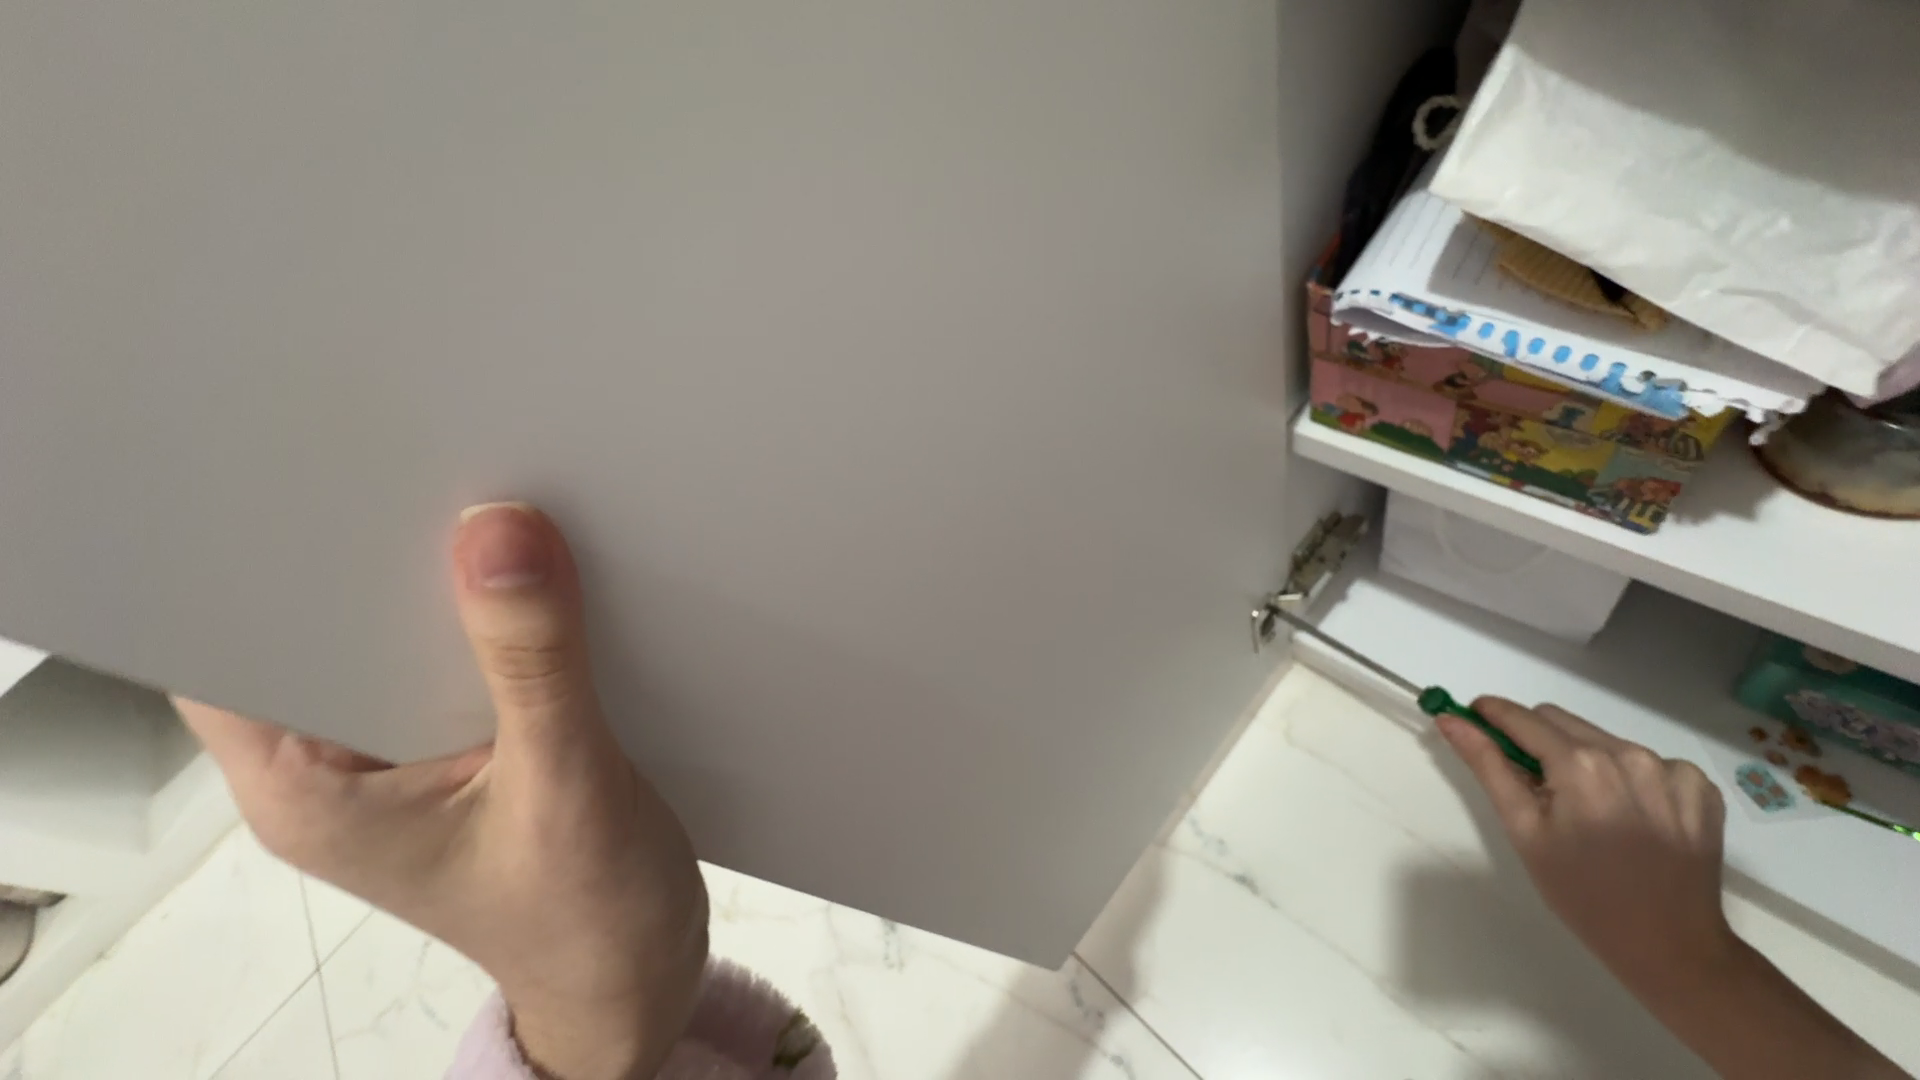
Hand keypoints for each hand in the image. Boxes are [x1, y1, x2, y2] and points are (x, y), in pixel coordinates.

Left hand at [177, 503, 706, 1079]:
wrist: (639, 970)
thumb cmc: (586, 915)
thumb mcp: (562, 788)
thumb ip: (533, 664)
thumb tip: (499, 532)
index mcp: (312, 786)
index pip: (241, 645)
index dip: (272, 556)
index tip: (337, 473)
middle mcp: (349, 759)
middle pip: (333, 626)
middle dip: (386, 554)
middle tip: (444, 471)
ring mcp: (418, 751)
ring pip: (414, 635)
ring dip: (459, 582)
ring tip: (505, 510)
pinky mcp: (480, 742)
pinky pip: (477, 655)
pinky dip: (511, 615)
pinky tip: (552, 579)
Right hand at [1437, 698, 1734, 999]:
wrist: (1670, 945)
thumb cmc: (1580, 891)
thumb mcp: (1522, 829)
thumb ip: (1487, 765)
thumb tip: (1451, 720)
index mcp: (1581, 765)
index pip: (1521, 717)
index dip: (1490, 714)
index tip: (1472, 719)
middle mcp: (1629, 755)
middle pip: (1560, 720)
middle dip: (1535, 739)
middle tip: (1529, 782)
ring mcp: (1672, 770)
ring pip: (1600, 738)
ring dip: (1580, 757)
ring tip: (1583, 805)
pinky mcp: (1701, 787)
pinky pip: (1643, 760)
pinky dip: (1624, 775)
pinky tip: (1627, 812)